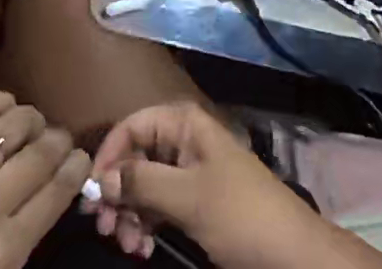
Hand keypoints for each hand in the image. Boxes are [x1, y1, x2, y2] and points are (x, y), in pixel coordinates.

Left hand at [0, 91, 91, 268]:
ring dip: (32, 120)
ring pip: (12, 125)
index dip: (78, 165)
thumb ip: (34, 228)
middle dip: (60, 141)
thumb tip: (65, 178)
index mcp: (4, 250)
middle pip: (40, 153)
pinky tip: (7, 108)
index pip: (59, 189)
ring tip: (35, 126)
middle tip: (62, 140)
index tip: (82, 157)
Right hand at [89, 102, 314, 263]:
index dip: (109, 154)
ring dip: (128, 214)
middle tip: (104, 227)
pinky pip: (157, 206)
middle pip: (135, 157)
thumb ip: (141, 182)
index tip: (90, 191)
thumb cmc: (240, 214)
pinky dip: (144, 225)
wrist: (292, 256)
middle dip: (117, 191)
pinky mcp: (194, 204)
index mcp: (186, 126)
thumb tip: (99, 178)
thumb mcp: (188, 197)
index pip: (134, 125)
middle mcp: (184, 142)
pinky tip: (140, 247)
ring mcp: (190, 174)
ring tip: (126, 244)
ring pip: (143, 185)